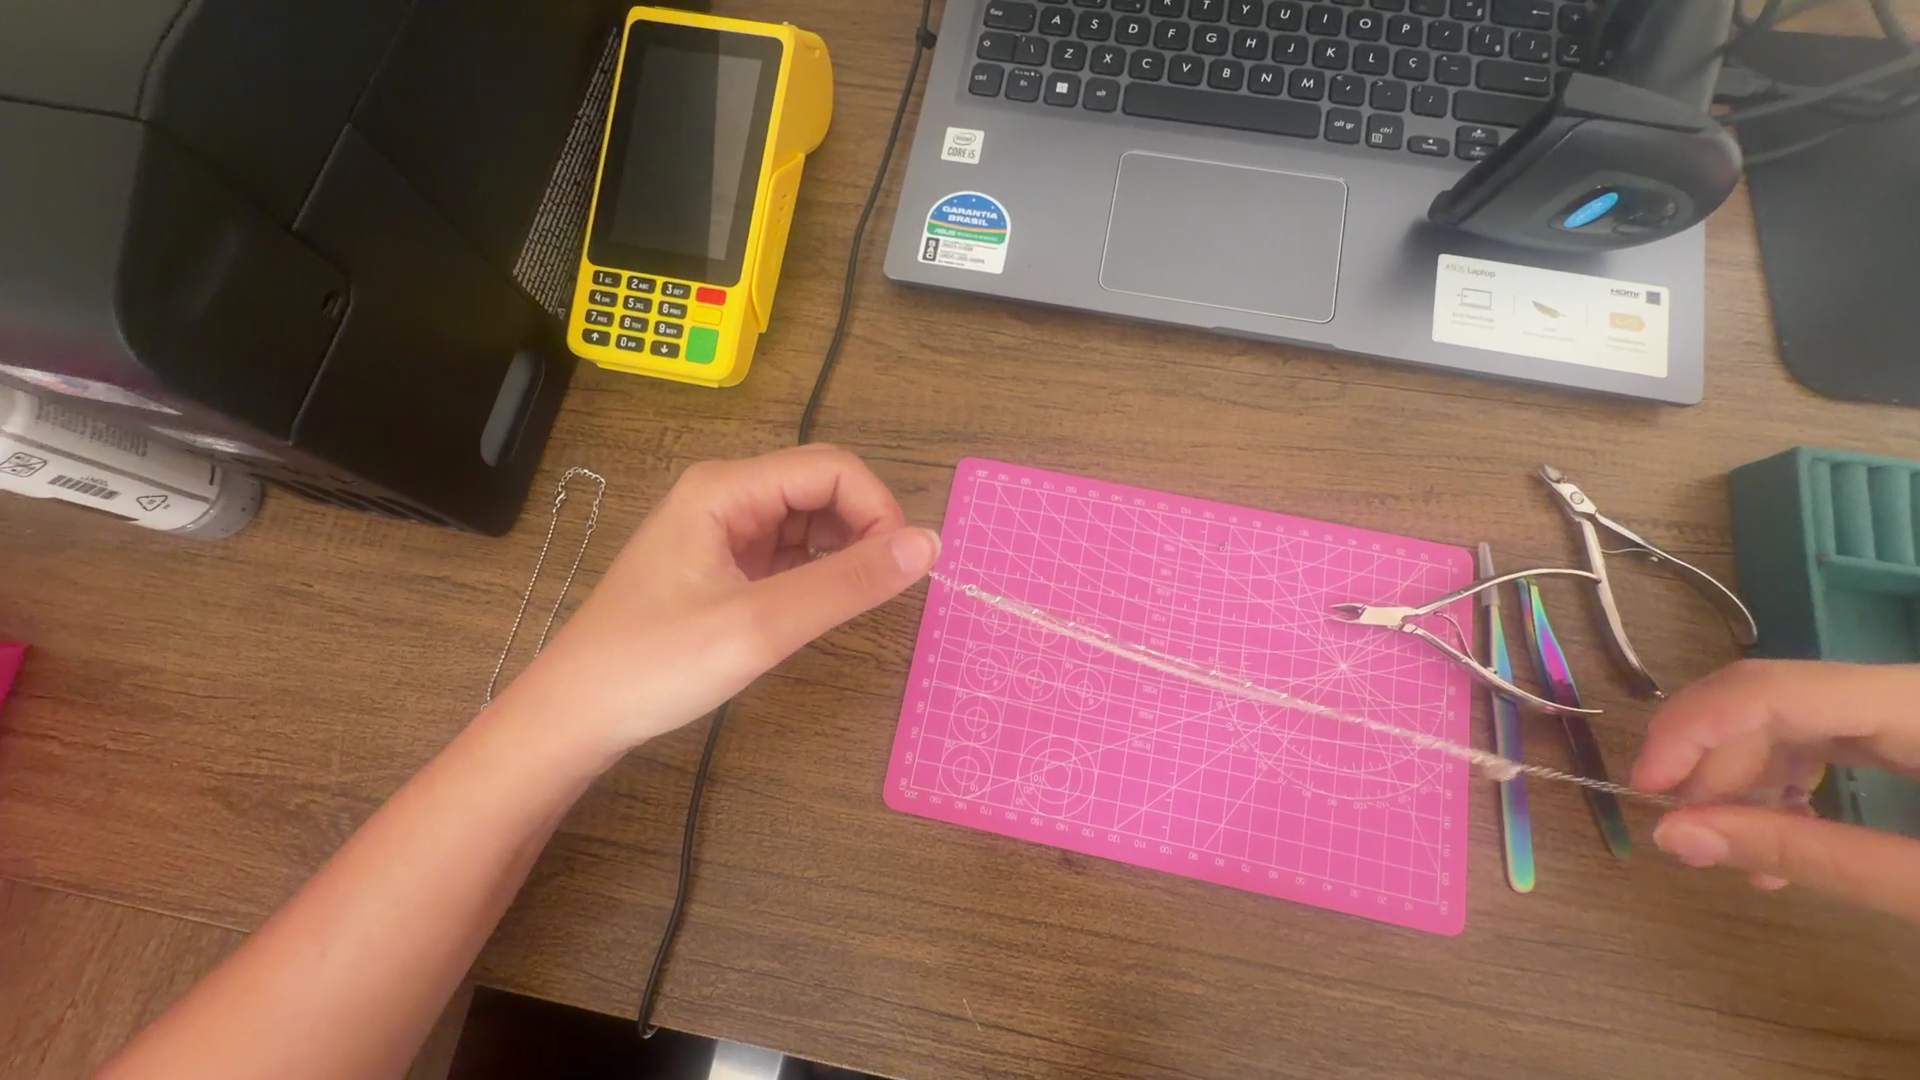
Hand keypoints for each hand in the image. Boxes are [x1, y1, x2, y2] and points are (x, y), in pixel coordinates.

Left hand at [493, 445, 939, 763]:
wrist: (576, 715)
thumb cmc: (658, 664)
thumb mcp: (760, 625)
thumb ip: (847, 583)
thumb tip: (929, 545)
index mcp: (727, 488)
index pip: (832, 468)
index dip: (878, 508)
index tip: (902, 567)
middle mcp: (727, 497)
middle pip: (822, 488)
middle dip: (864, 529)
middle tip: (881, 589)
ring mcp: (724, 532)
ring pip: (810, 521)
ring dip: (844, 552)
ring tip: (849, 603)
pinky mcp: (725, 566)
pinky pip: (790, 553)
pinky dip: (818, 573)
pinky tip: (819, 606)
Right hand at [1631, 660, 1919, 922]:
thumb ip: (1810, 856)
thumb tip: (1672, 835)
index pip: (1769, 689)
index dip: (1688, 731)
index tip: (1644, 790)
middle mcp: (1916, 692)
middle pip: (1773, 703)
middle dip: (1717, 766)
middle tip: (1685, 831)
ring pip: (1792, 721)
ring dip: (1747, 780)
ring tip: (1735, 849)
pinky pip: (1830, 741)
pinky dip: (1789, 785)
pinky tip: (1780, 833)